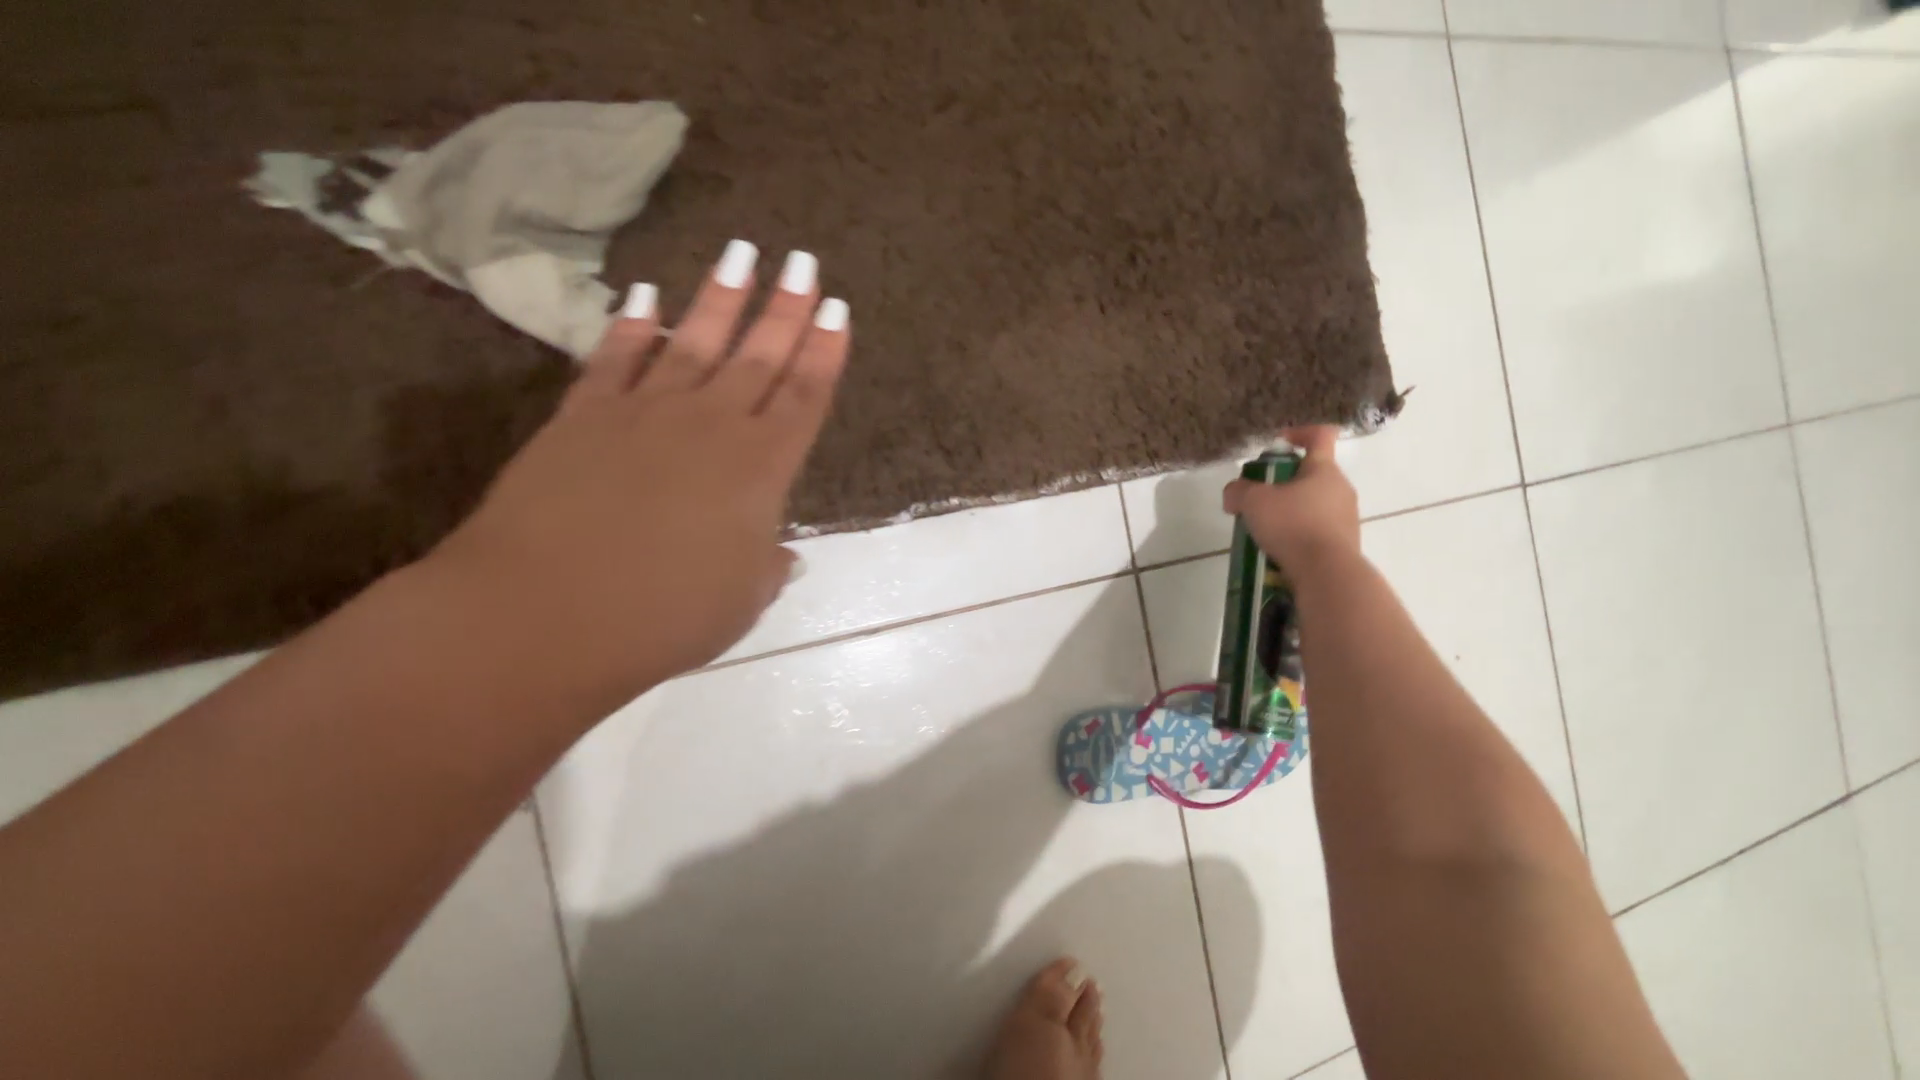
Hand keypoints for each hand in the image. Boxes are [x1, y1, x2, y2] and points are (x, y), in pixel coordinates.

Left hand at [425, 241, 849, 704]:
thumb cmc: (662, 618)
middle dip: (786, 308)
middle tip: (805, 261)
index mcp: (760, 469)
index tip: (838, 310)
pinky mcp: (584, 416)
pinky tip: (646, 296)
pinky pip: (616, 358)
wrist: (544, 612)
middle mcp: (710, 426)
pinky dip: (634, 325)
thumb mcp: (739, 603)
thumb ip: (766, 568)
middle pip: (759, 357)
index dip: (824, 354)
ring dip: (720, 297)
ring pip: (694, 342)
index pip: (804, 397)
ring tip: (742, 253)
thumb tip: (784, 556)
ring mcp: (644, 413)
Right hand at [1222, 426, 1358, 574]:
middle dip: (1284, 482)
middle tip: (1259, 498)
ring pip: (1314, 504)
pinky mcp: (1345, 544)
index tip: (1278, 443)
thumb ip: (1238, 491)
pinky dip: (1298, 534)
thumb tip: (1233, 493)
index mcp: (1323, 469)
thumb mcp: (1254, 503)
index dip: (1299, 433)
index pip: (1320, 435)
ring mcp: (1346, 518)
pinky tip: (1279, 550)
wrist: (1327, 573)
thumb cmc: (1292, 526)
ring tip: (1265, 530)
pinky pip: (1317, 530)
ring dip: (1290, 511)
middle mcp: (1340, 489)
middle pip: (1312, 474)